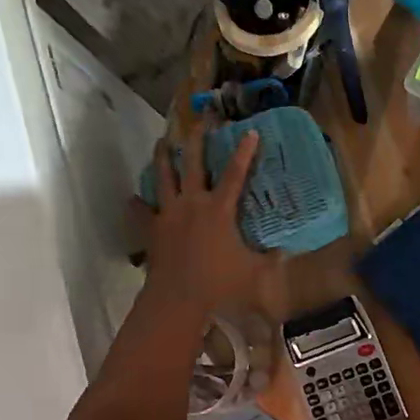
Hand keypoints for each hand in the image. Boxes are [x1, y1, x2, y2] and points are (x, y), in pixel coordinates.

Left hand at [141, 121, 275, 313]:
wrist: (177, 298)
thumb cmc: (219, 284)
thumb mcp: (252, 273)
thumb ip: (270, 261)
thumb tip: (286, 254)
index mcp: (219, 210)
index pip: (236, 174)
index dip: (244, 152)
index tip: (249, 132)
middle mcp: (192, 204)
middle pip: (194, 164)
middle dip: (197, 140)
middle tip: (199, 120)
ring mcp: (168, 214)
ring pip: (164, 178)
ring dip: (163, 158)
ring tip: (161, 142)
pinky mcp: (152, 229)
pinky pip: (141, 212)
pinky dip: (137, 204)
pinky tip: (133, 197)